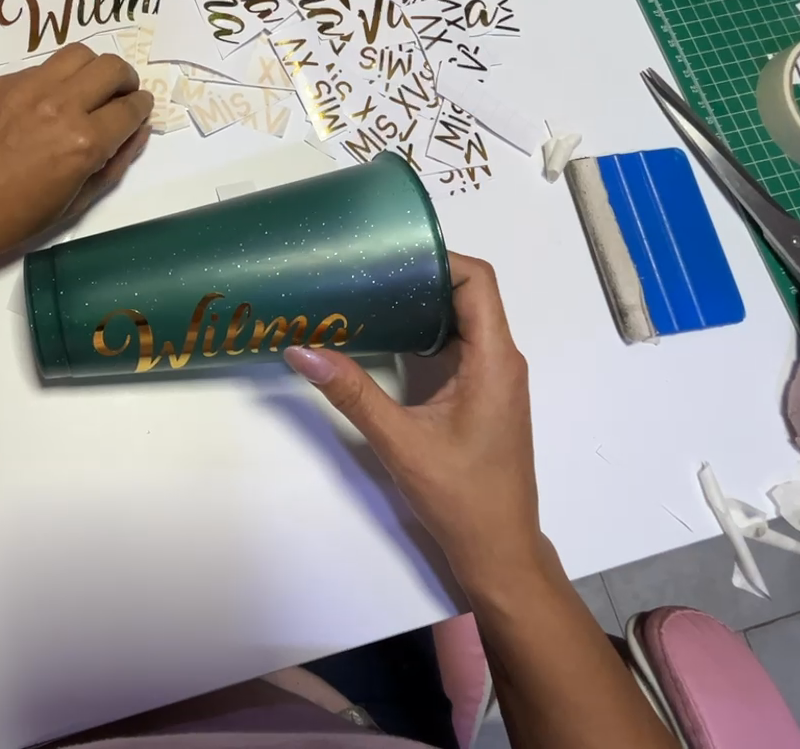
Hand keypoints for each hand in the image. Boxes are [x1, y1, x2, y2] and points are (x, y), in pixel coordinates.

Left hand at [0, 44, 153, 277]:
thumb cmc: (13, 221)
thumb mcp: (75, 204)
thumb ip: (113, 164)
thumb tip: (135, 132)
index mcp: (84, 142)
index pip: (131, 107)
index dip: (142, 108)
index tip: (139, 110)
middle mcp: (60, 105)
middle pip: (111, 68)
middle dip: (125, 81)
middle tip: (119, 97)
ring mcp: (26, 88)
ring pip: (77, 54)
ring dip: (92, 70)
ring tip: (86, 91)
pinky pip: (41, 67)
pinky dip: (55, 78)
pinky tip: (44, 104)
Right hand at [283, 254, 537, 575]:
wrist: (498, 548)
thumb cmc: (460, 494)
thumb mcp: (398, 440)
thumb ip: (350, 392)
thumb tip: (301, 350)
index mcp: (494, 360)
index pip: (478, 282)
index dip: (440, 257)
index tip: (389, 251)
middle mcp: (499, 359)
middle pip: (467, 293)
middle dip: (419, 273)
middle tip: (364, 267)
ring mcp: (490, 375)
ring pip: (459, 317)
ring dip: (418, 301)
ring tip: (366, 290)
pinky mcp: (477, 391)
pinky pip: (453, 342)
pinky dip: (420, 329)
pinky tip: (381, 332)